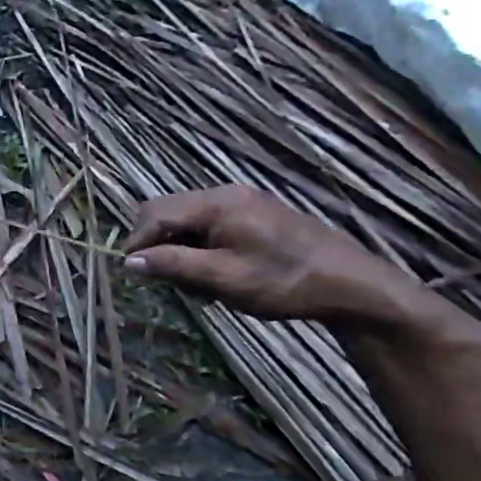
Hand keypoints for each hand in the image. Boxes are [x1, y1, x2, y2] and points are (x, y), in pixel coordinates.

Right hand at [122, 186, 421, 326]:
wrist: (350, 285)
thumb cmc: (284, 281)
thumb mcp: (223, 279)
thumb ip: (174, 266)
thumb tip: (130, 262)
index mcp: (217, 203)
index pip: (155, 214)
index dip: (137, 244)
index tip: (133, 276)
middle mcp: (226, 194)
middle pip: (168, 212)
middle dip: (158, 246)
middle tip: (171, 283)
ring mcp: (243, 202)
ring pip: (188, 221)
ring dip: (181, 251)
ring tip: (200, 287)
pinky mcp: (255, 215)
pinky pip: (210, 226)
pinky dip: (201, 250)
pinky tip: (218, 277)